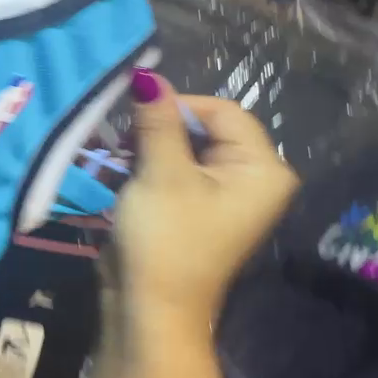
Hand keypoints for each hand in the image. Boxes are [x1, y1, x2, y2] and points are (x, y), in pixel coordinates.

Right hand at [110, 69, 299, 336]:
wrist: (150, 303)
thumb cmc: (166, 237)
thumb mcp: (160, 174)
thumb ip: (156, 122)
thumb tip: (146, 74)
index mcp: (262, 168)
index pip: (223, 111)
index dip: (177, 105)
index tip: (132, 118)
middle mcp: (251, 177)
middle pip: (204, 128)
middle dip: (157, 127)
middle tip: (120, 142)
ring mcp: (222, 195)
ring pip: (182, 147)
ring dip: (145, 147)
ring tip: (116, 160)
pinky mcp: (193, 207)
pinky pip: (173, 169)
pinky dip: (145, 166)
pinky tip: (120, 176)